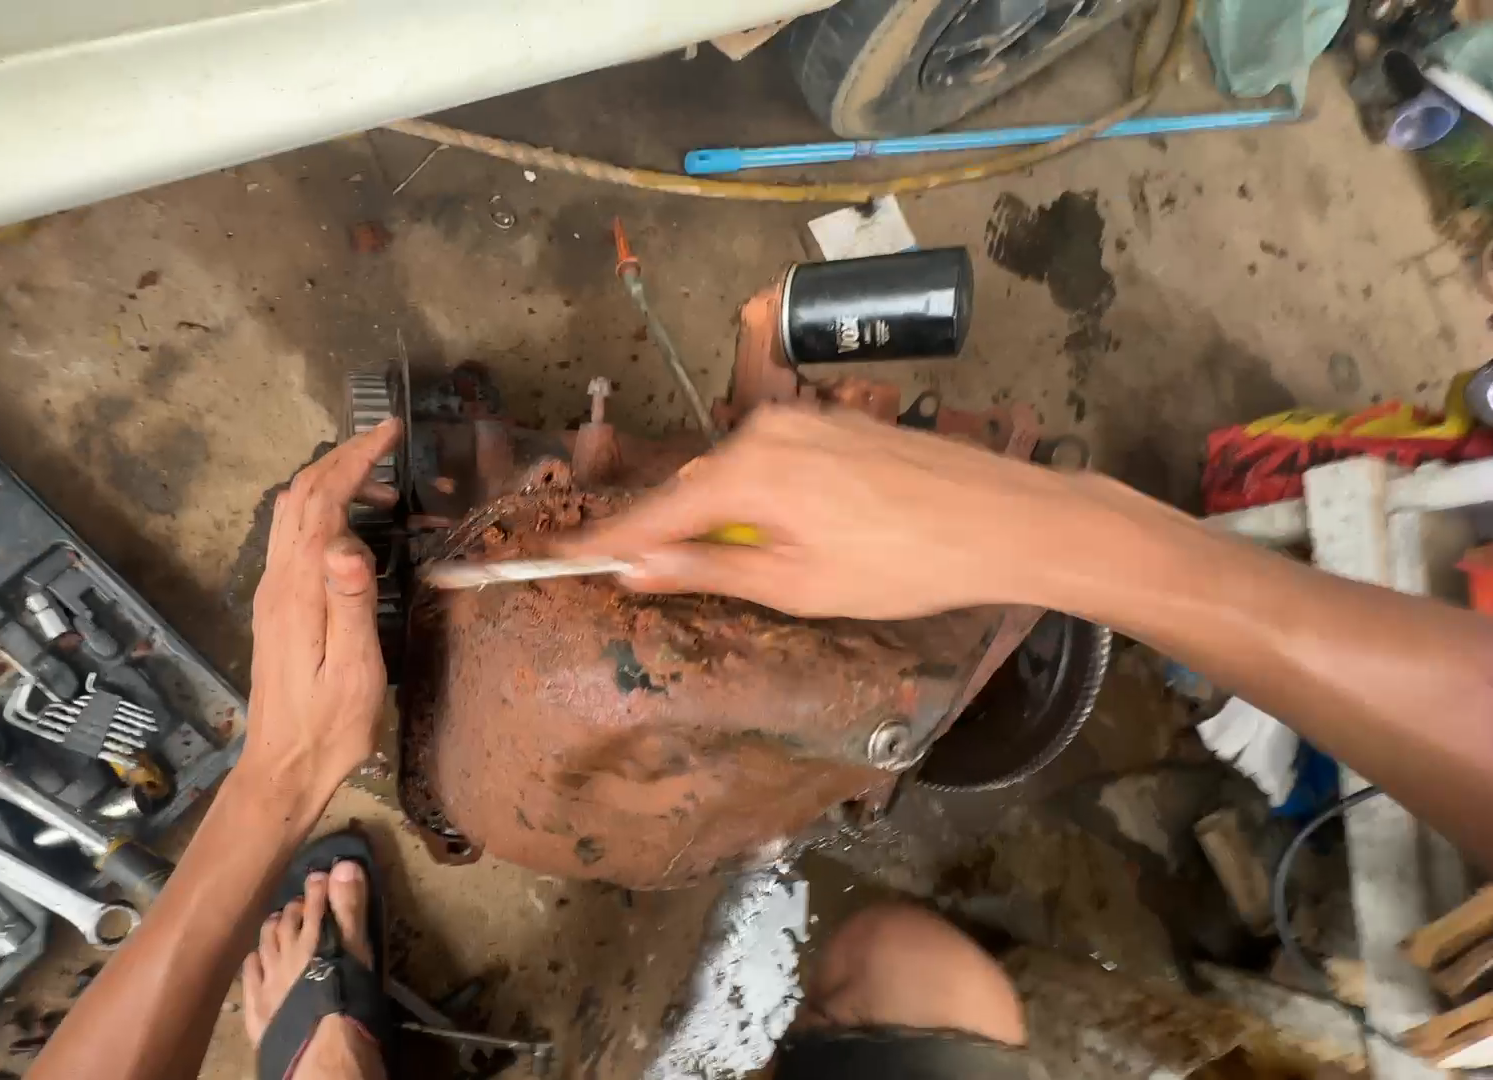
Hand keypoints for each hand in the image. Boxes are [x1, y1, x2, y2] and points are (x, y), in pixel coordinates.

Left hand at [243, 418, 400, 791]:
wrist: (284, 765)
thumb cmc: (329, 725)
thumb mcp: (353, 671)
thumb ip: (349, 605)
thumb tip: (349, 544)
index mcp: (299, 589)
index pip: (321, 502)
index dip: (355, 459)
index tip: (390, 432)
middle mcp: (278, 579)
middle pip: (300, 495)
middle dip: (341, 458)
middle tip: (386, 442)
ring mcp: (273, 590)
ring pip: (292, 513)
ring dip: (331, 482)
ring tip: (381, 485)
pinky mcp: (278, 604)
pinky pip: (295, 536)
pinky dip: (325, 511)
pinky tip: (354, 530)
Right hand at [559, 405, 1090, 619]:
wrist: (1011, 519)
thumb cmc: (903, 565)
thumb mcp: (796, 584)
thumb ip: (707, 569)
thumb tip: (635, 568)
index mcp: (748, 473)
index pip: (654, 513)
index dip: (607, 540)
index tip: (563, 558)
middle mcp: (763, 431)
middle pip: (688, 489)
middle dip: (669, 532)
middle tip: (650, 573)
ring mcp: (798, 420)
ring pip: (726, 474)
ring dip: (715, 515)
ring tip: (737, 558)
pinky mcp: (827, 421)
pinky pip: (763, 459)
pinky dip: (751, 494)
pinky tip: (785, 524)